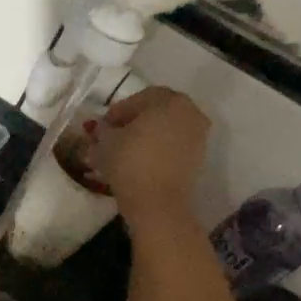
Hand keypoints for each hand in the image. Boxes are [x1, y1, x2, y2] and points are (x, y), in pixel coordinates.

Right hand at [91, 86, 210, 218]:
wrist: (157, 202)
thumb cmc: (130, 163)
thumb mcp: (106, 141)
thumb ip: (103, 129)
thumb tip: (102, 128)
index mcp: (170, 101)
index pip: (139, 98)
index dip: (117, 111)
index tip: (102, 126)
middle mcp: (190, 112)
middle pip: (156, 110)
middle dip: (133, 120)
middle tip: (113, 135)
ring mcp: (198, 135)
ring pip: (166, 128)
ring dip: (146, 134)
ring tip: (125, 149)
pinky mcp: (198, 157)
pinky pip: (174, 143)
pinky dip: (158, 147)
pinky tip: (140, 159)